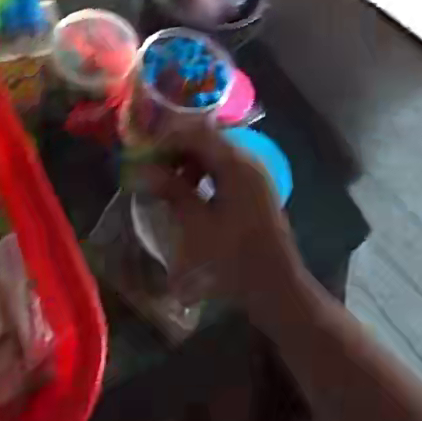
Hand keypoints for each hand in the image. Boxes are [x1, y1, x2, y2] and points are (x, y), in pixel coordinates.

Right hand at [141, 124, 303, 309]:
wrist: (277, 287)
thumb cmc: (235, 257)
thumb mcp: (197, 224)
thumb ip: (172, 191)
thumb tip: (144, 171)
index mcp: (236, 164)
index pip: (197, 133)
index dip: (168, 138)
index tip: (144, 152)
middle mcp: (247, 161)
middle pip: (207, 140)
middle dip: (177, 150)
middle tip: (152, 167)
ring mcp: (254, 174)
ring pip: (215, 154)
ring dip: (189, 162)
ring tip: (168, 184)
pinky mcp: (255, 189)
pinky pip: (225, 169)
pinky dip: (204, 174)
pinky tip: (190, 195)